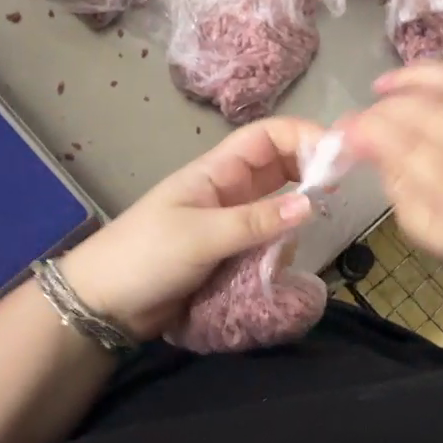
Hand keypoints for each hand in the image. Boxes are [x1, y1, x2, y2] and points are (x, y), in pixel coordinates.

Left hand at [59, 117, 322, 341]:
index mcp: (217, 171)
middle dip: (310, 173)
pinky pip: (269, 240)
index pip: (269, 136)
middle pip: (281, 166)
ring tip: (308, 232)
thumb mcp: (200, 236)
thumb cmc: (144, 257)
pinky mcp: (231, 253)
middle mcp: (230, 189)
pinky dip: (283, 245)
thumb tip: (311, 204)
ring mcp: (231, 222)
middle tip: (337, 194)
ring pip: (280, 205)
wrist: (103, 305)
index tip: (339, 157)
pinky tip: (285, 262)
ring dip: (297, 215)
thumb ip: (256, 222)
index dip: (305, 136)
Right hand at [348, 15, 442, 283]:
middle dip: (388, 107)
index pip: (412, 151)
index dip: (373, 131)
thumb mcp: (416, 225)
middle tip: (361, 113)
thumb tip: (353, 133)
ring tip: (387, 83)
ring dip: (420, 76)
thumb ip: (391, 176)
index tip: (344, 126)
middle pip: (435, 114)